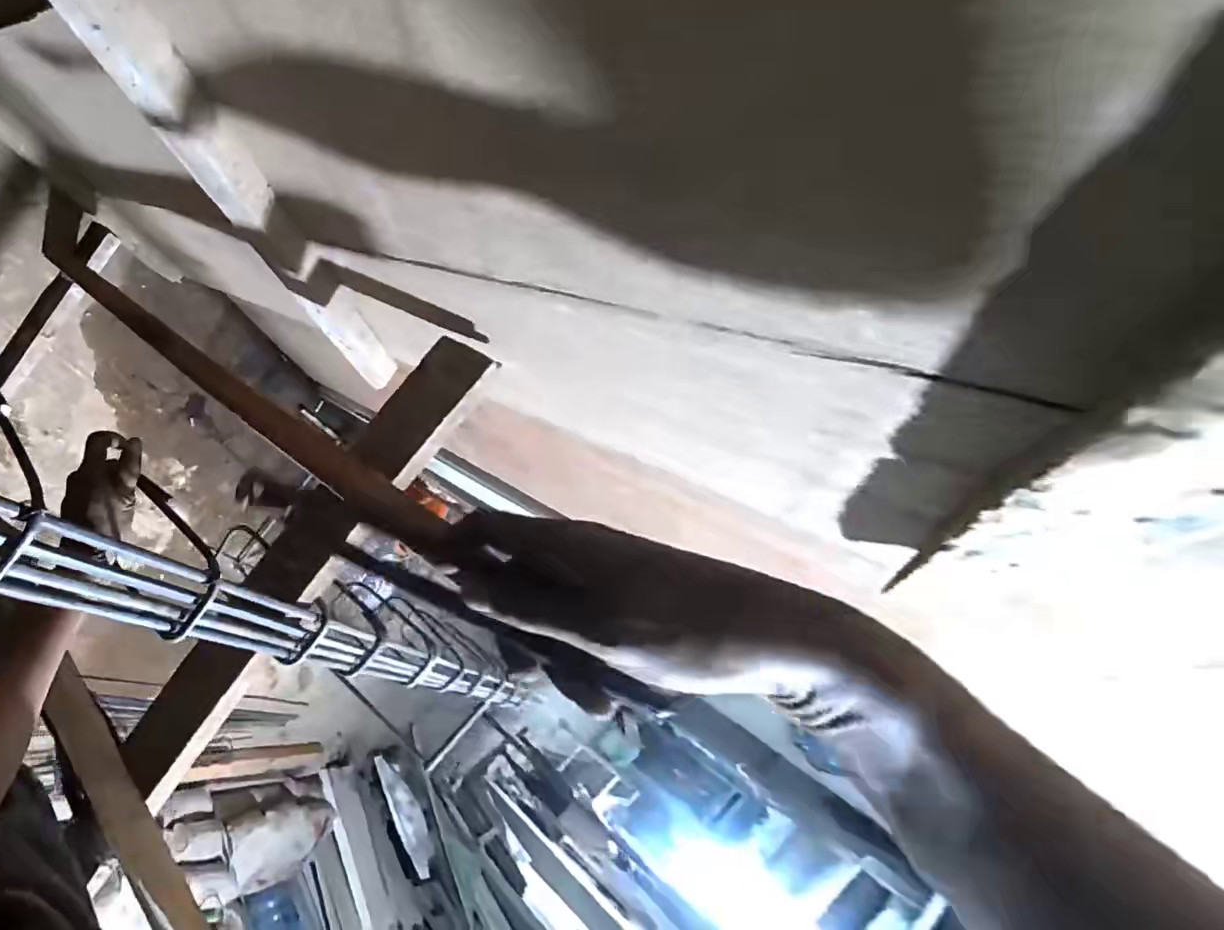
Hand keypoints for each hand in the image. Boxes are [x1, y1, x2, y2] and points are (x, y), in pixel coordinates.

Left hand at [60, 431, 141, 540]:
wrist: (89, 553)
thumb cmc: (112, 521)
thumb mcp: (127, 490)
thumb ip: (130, 464)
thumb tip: (134, 441)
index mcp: (89, 469)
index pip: (97, 440)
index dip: (112, 438)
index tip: (125, 446)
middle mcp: (75, 477)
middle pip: (96, 463)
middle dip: (113, 468)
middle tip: (130, 483)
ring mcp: (71, 493)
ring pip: (93, 479)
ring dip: (107, 483)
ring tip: (122, 501)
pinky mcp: (70, 509)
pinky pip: (87, 493)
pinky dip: (99, 496)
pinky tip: (109, 510)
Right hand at [449, 513, 869, 703]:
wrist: (785, 637)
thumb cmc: (680, 631)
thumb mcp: (591, 629)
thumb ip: (522, 606)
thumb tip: (460, 581)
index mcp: (560, 542)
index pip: (483, 527)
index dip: (452, 550)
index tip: (439, 592)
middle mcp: (574, 549)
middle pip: (512, 575)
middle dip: (514, 626)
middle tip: (530, 674)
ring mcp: (602, 571)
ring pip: (548, 606)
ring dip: (555, 650)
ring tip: (593, 698)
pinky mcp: (627, 593)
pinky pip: (582, 618)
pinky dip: (585, 651)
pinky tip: (615, 692)